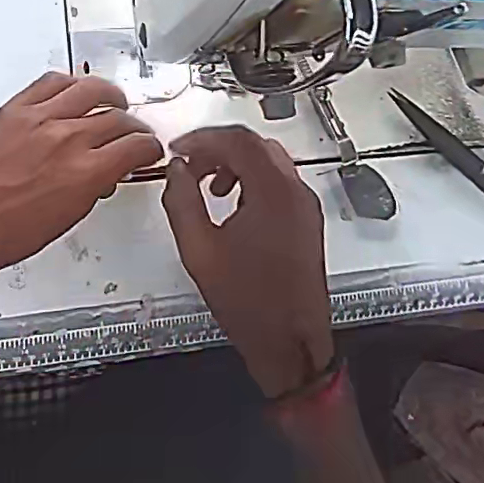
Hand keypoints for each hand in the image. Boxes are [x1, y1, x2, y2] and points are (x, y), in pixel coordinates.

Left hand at [0, 73, 162, 303]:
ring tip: (113, 100)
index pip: (136, 146)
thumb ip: (98, 183)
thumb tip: (110, 168)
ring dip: (110, 94)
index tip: (148, 148)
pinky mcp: (16, 108)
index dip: (149, 146)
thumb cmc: (13, 229)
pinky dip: (70, 82)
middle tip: (133, 131)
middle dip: (134, 126)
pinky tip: (75, 89)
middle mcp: (66, 139)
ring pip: (90, 88)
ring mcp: (40, 119)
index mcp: (87, 171)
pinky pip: (51, 81)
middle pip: (118, 117)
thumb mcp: (73, 213)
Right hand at [162, 126, 331, 398]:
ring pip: (267, 159)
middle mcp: (296, 192)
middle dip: (217, 147)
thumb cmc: (249, 302)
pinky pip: (277, 180)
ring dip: (234, 162)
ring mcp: (305, 206)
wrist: (290, 344)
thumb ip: (181, 201)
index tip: (179, 150)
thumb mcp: (198, 249)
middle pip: (254, 144)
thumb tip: (177, 171)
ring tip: (205, 183)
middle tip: (188, 161)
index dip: (202, 138)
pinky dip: (250, 177)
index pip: (238, 141)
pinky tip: (230, 201)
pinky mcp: (306, 220)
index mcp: (273, 193)